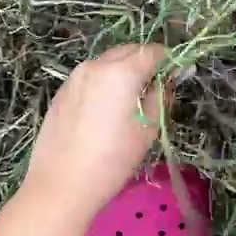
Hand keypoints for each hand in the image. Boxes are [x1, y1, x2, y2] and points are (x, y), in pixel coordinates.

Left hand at [21, 43, 169, 220]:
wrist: (61, 184)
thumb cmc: (112, 159)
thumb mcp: (147, 129)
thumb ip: (160, 96)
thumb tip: (168, 79)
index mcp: (121, 72)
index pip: (152, 52)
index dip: (167, 61)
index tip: (174, 76)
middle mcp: (96, 65)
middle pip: (128, 51)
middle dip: (144, 62)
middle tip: (154, 88)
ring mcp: (75, 76)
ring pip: (107, 62)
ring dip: (123, 71)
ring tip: (128, 101)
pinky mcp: (62, 91)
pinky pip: (90, 77)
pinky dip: (103, 82)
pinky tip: (104, 111)